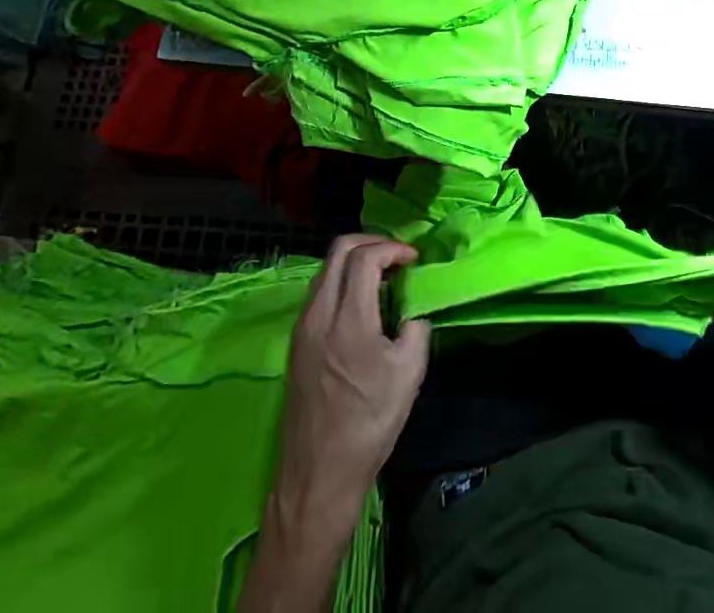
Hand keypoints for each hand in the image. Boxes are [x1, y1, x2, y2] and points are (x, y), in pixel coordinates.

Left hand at [272, 235, 431, 520]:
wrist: (319, 471)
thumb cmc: (370, 422)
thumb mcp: (410, 372)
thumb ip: (416, 328)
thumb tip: (412, 313)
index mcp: (347, 319)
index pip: (364, 257)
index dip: (393, 248)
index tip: (415, 259)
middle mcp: (317, 314)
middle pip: (337, 251)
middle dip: (371, 243)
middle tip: (398, 257)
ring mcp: (302, 328)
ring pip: (325, 270)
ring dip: (355, 261)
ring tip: (384, 277)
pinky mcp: (296, 343)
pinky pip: (319, 292)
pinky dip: (342, 281)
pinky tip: (363, 303)